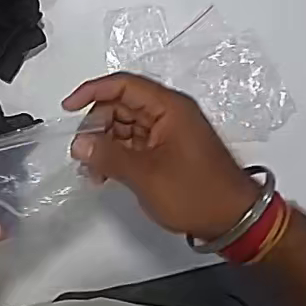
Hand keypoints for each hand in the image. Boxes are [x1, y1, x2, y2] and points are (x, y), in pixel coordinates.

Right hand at [63, 72, 261, 241]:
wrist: (236, 221)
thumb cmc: (199, 194)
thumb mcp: (146, 175)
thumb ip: (109, 155)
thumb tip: (80, 143)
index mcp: (169, 107)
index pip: (123, 85)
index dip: (92, 92)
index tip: (69, 108)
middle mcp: (169, 113)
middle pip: (121, 105)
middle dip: (96, 125)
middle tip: (82, 150)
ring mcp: (169, 132)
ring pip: (124, 125)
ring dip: (105, 143)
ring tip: (92, 169)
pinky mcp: (168, 150)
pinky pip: (134, 142)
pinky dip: (117, 154)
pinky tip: (105, 173)